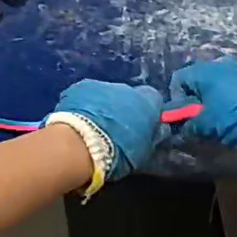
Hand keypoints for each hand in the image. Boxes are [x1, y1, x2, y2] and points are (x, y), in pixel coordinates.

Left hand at [49, 80, 168, 184]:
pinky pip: (87, 96)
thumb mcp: (144, 151)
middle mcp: (126, 88)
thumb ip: (152, 136)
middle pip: (129, 96)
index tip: (142, 127)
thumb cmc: (118, 152)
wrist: (80, 144)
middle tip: (116, 130)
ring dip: (104, 107)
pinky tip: (79, 122)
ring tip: (94, 128)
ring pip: (107, 95)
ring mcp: (101, 85)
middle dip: (124, 109)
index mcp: (146, 102)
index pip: (154, 100)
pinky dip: (85, 106)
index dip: (148, 112)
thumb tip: (158, 128)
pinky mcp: (79, 87)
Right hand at [169, 57, 236, 165]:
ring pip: (220, 76)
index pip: (180, 78)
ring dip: (216, 90)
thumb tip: (183, 127)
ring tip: (221, 109)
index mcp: (205, 72)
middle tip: (201, 112)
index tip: (185, 114)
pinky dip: (234, 89)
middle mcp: (222, 63)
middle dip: (198, 92)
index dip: (178, 97)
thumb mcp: (205, 127)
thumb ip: (189, 124)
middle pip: (201, 75)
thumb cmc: (233, 123)